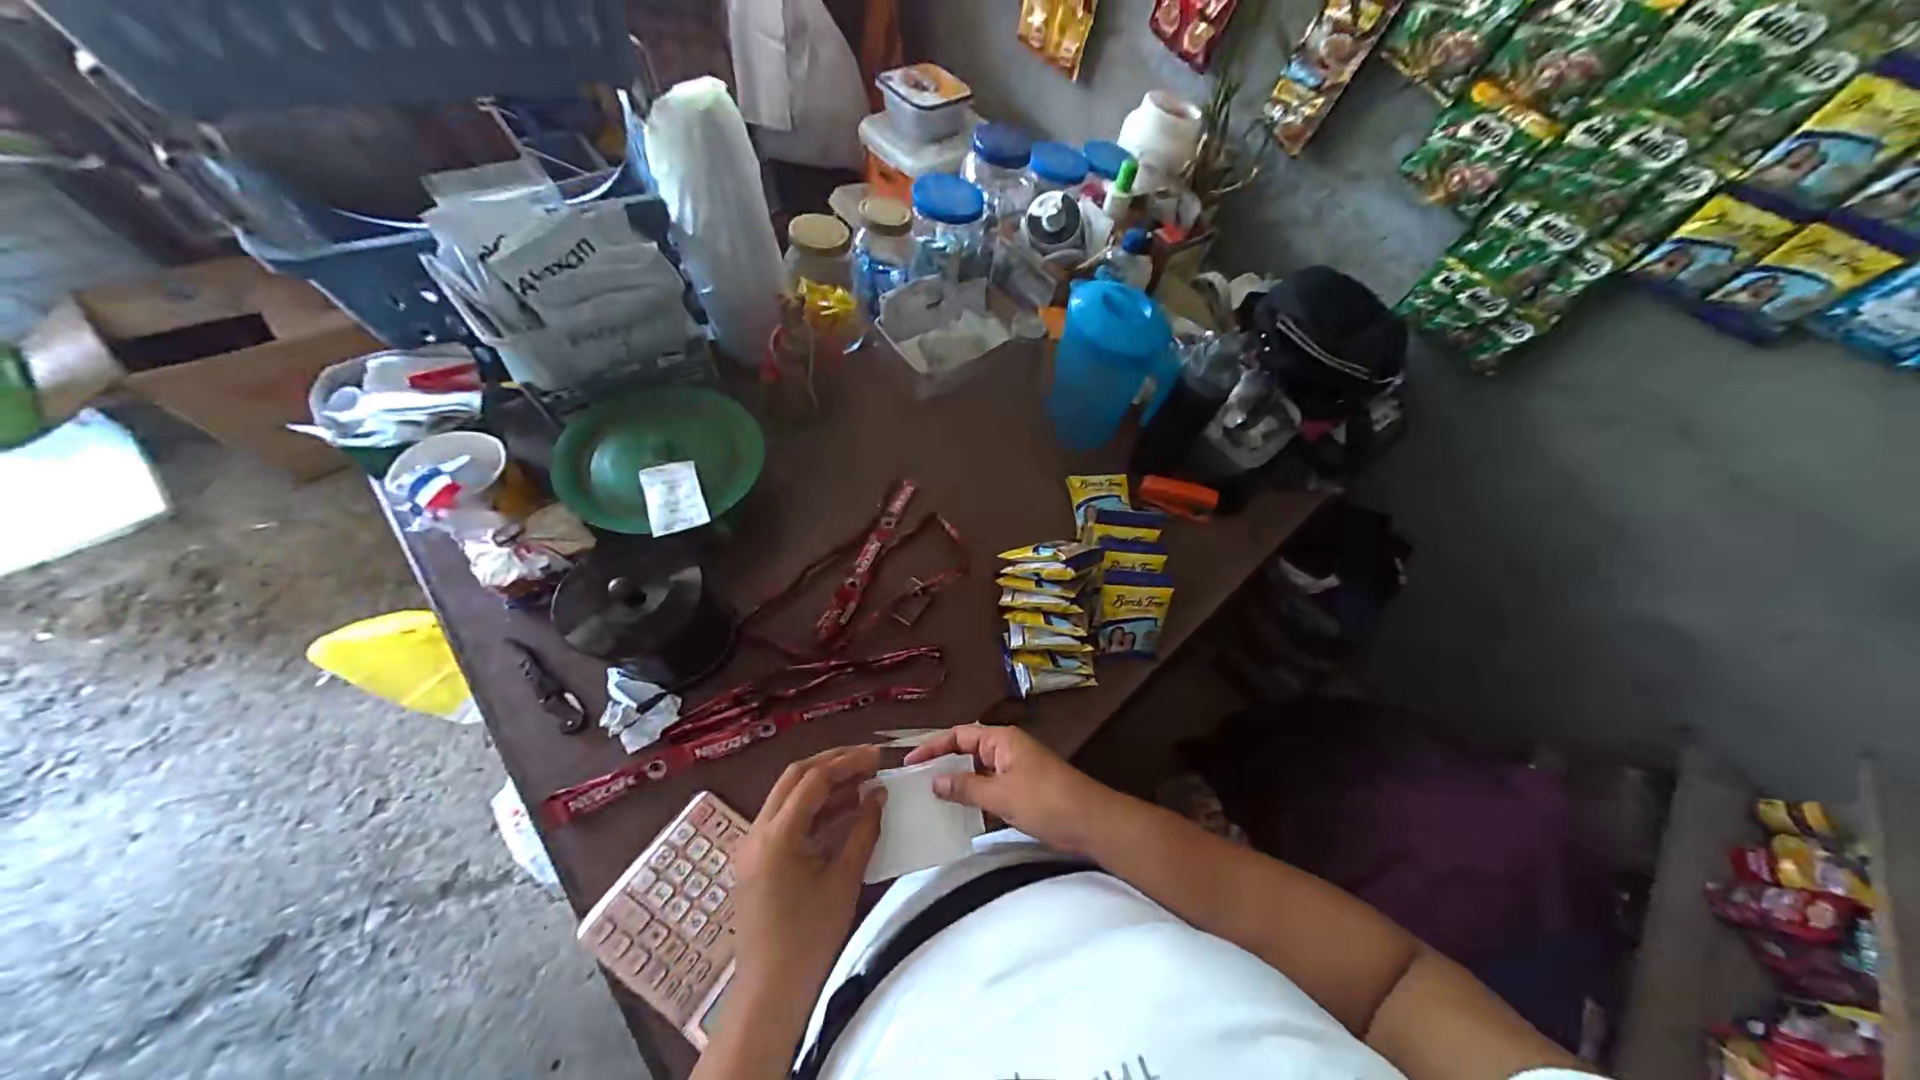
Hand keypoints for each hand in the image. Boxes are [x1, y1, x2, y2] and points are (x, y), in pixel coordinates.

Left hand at [731, 745, 884, 997]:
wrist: (771, 990)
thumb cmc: (810, 937)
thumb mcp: (844, 880)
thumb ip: (863, 830)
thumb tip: (878, 794)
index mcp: (777, 834)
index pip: (813, 779)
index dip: (848, 762)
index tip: (878, 756)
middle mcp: (757, 831)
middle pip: (795, 777)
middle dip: (833, 762)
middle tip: (868, 760)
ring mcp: (753, 844)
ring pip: (788, 795)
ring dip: (824, 784)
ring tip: (862, 780)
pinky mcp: (757, 858)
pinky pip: (786, 818)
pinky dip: (813, 807)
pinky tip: (843, 808)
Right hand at [902, 725, 1124, 854]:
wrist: (1091, 822)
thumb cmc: (1046, 801)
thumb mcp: (1000, 795)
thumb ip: (965, 787)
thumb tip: (935, 780)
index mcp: (1002, 740)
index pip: (959, 735)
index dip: (932, 746)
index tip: (909, 763)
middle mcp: (1007, 749)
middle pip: (967, 751)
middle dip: (942, 764)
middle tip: (914, 781)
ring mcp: (1016, 770)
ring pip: (977, 772)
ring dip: (957, 783)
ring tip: (929, 798)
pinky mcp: (1022, 790)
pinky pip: (989, 788)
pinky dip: (973, 797)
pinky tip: (958, 813)